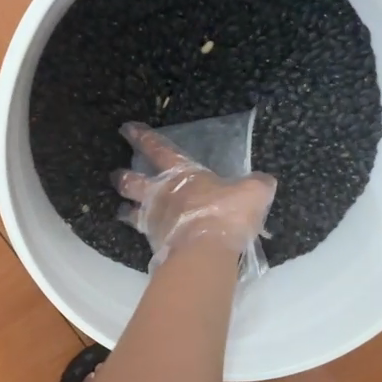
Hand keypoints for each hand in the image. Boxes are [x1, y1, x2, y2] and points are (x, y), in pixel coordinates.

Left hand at [111, 121, 276, 271]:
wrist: (205, 252)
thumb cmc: (225, 214)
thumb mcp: (252, 193)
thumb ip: (255, 185)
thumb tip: (264, 181)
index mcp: (181, 174)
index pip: (158, 149)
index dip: (143, 137)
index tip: (127, 129)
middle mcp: (160, 194)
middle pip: (134, 182)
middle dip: (124, 178)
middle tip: (117, 176)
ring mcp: (154, 220)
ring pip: (132, 212)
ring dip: (127, 210)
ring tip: (123, 210)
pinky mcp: (155, 244)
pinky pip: (146, 236)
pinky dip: (145, 235)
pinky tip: (149, 238)